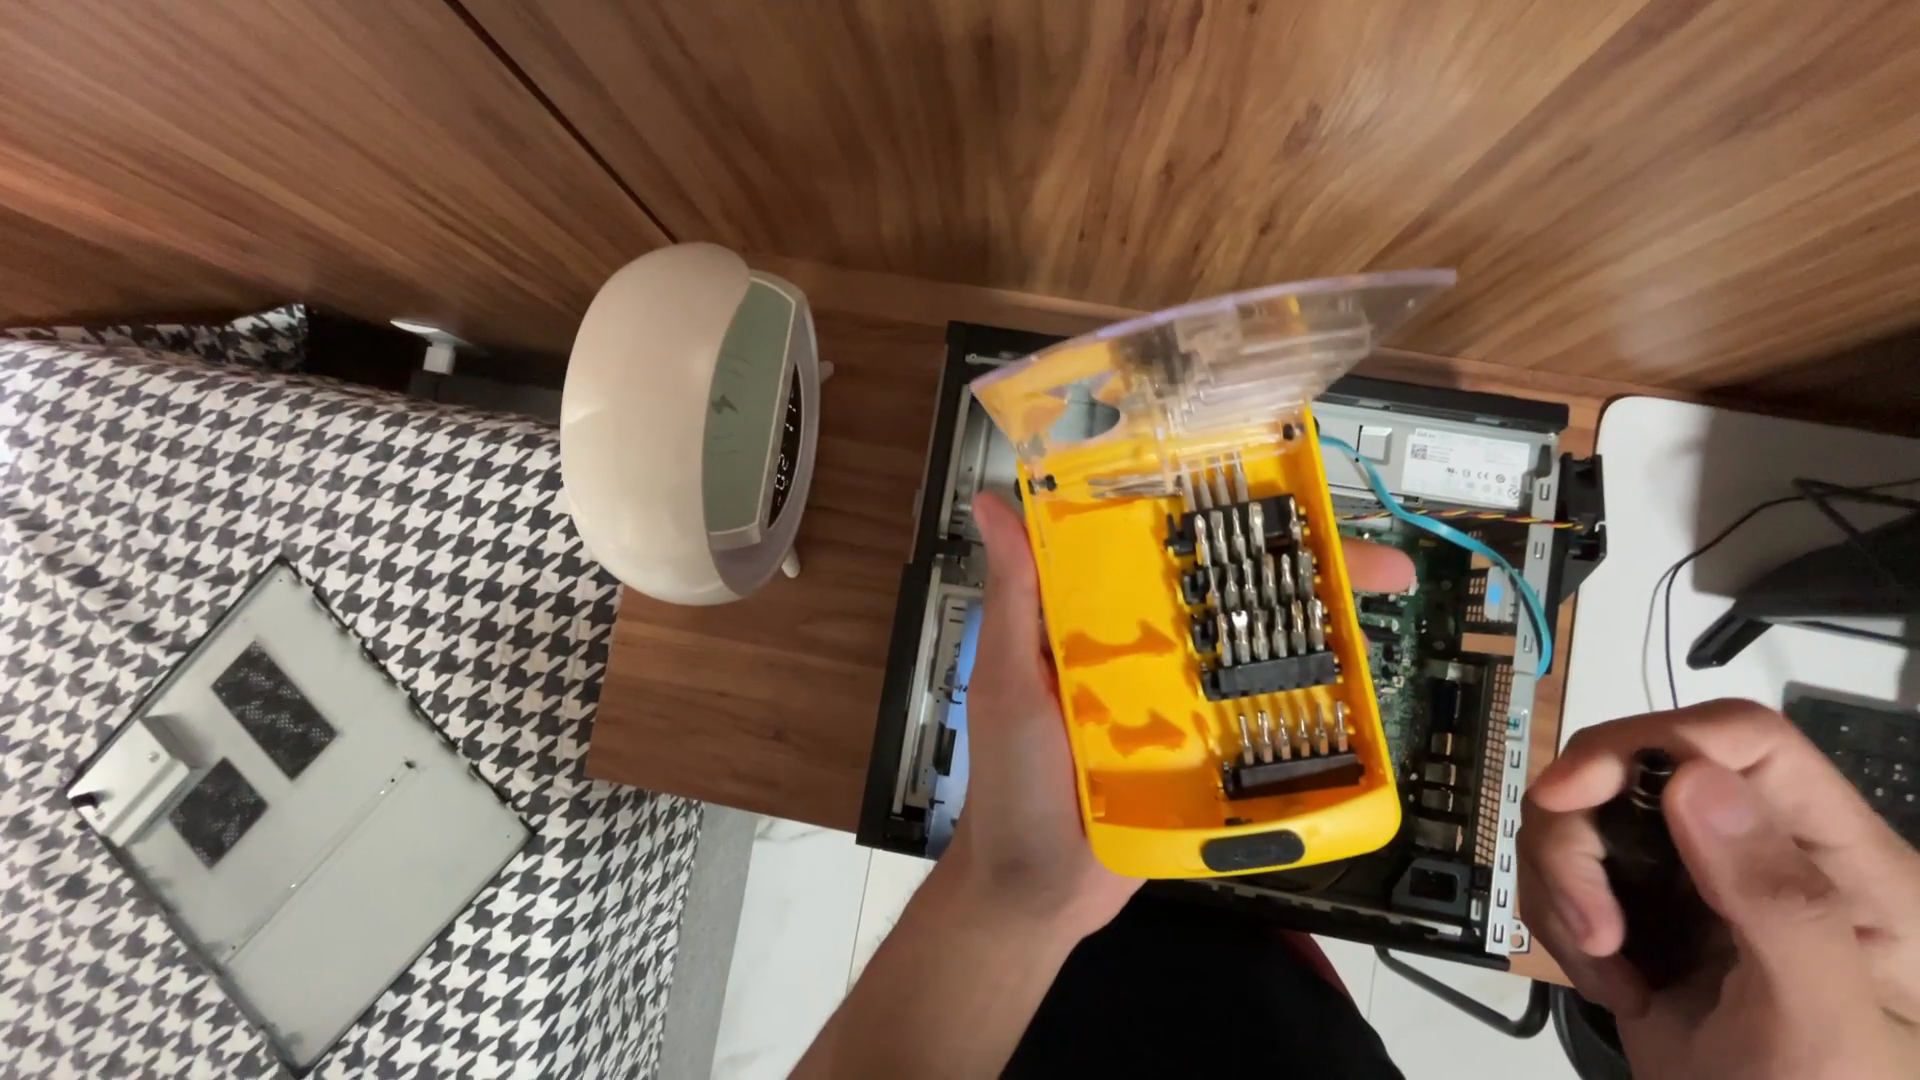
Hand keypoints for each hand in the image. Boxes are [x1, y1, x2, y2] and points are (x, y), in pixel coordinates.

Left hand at [949, 493, 1415, 939]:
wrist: (1039, 892)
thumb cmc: (1012, 780)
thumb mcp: (1007, 681)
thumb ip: (1012, 597)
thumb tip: (992, 504)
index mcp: (1093, 622)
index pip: (1153, 553)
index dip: (1208, 518)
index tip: (1267, 486)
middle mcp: (1140, 654)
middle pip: (1218, 599)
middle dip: (1290, 573)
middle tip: (1370, 562)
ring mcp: (1175, 705)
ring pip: (1246, 654)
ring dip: (1308, 632)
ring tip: (1376, 609)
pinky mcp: (1201, 755)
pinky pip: (1251, 718)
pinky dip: (1298, 702)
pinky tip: (1353, 689)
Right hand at [1520, 699, 1919, 1078]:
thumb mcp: (1826, 1031)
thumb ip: (1781, 905)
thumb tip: (1695, 778)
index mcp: (1836, 860)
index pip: (1739, 740)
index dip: (1646, 743)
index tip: (1568, 795)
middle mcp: (1754, 848)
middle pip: (1625, 770)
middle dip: (1578, 840)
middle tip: (1589, 924)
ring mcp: (1688, 874)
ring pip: (1575, 816)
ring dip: (1561, 887)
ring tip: (1602, 964)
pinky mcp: (1635, 901)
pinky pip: (1556, 866)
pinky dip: (1556, 916)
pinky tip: (1605, 977)